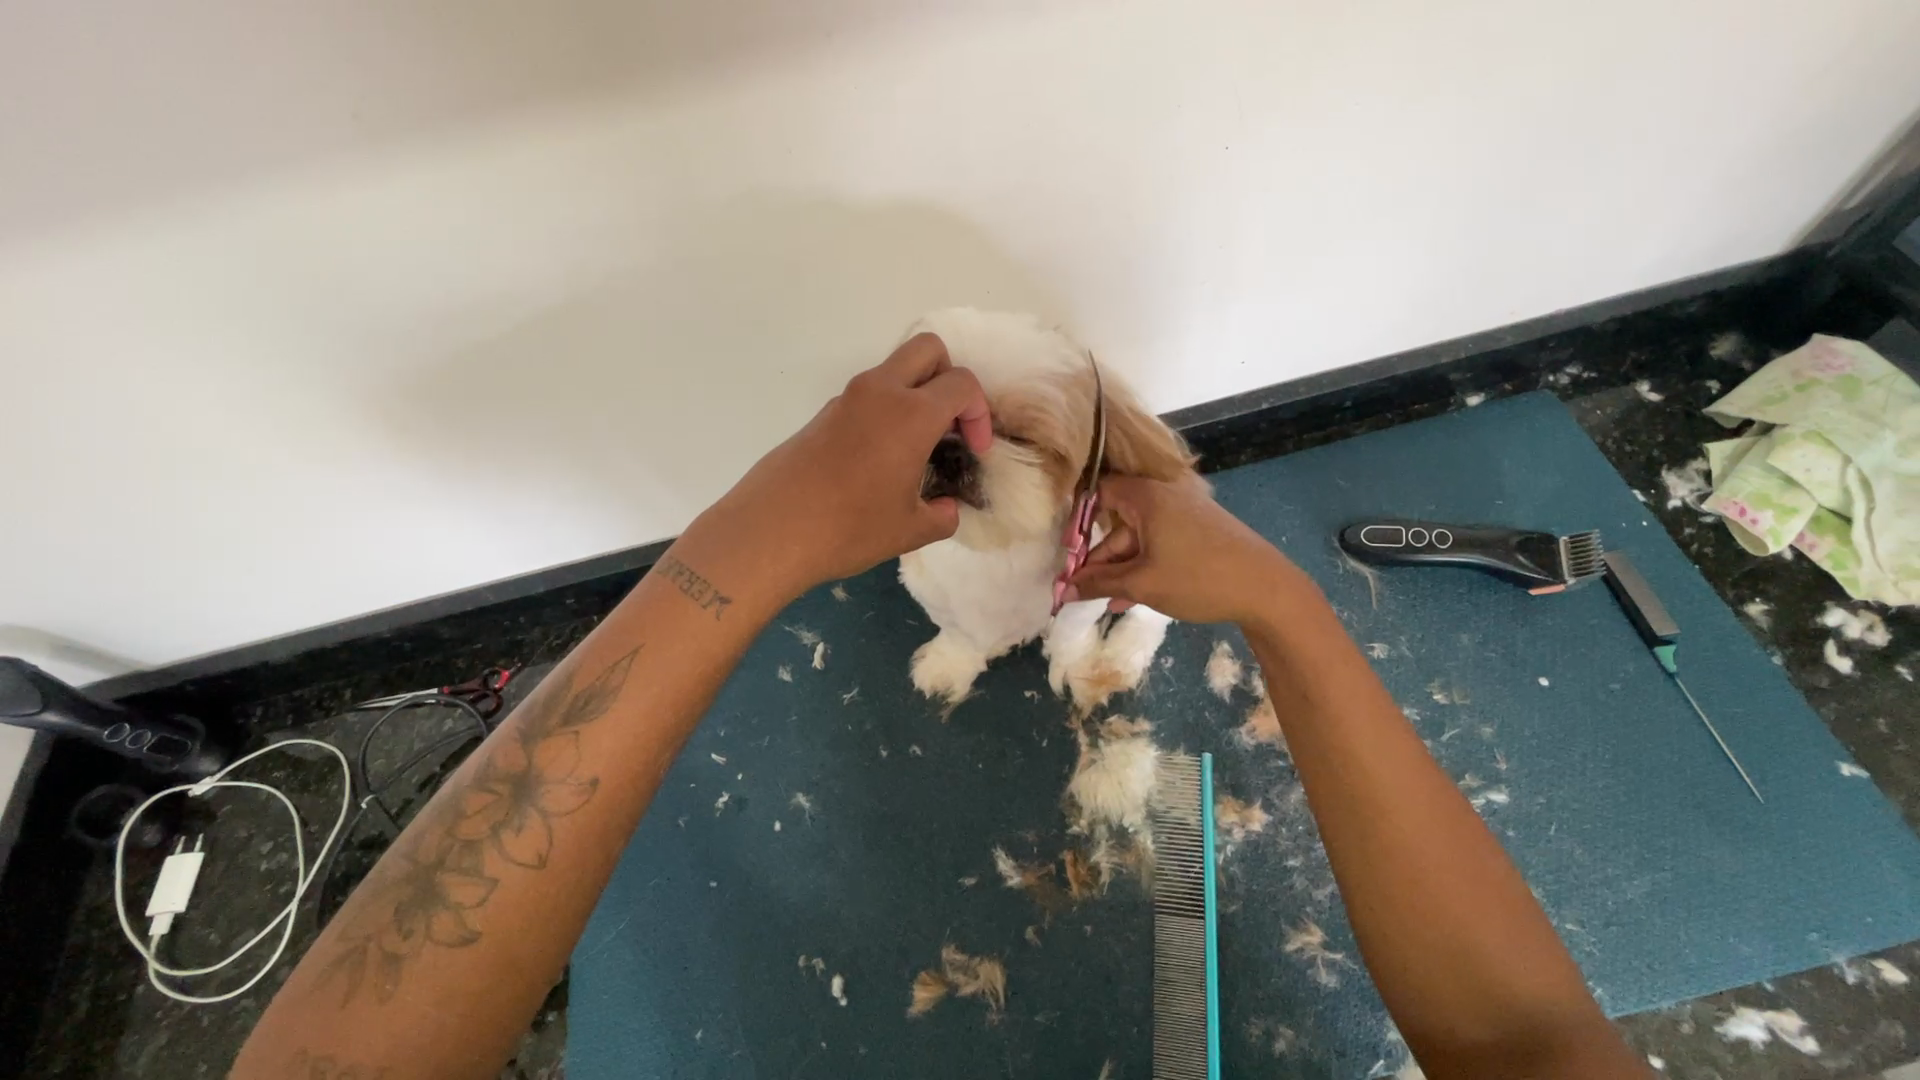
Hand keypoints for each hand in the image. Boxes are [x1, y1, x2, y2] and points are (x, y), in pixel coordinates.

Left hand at [691, 333, 991, 596]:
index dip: (979, 413)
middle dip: (950, 378)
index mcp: (911, 414)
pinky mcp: (823, 415)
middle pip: (928, 349)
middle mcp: (880, 393)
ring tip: (917, 448)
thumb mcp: (910, 530)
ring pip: (894, 371)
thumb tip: (947, 509)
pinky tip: (880, 461)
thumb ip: (942, 516)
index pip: (962, 383)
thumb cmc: (849, 529)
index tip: (975, 451)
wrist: (771, 532)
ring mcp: (846, 400)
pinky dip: (886, 412)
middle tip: (950, 425)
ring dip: (915, 395)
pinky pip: (867, 396)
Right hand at [1066, 475, 1310, 624]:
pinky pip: (1159, 544)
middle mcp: (1165, 495)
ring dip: (1120, 568)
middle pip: (1118, 521)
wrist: (1267, 589)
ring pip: (1139, 538)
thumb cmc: (1198, 578)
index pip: (1100, 490)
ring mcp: (1185, 513)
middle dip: (1099, 557)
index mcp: (1148, 496)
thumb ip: (1100, 584)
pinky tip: (1128, 599)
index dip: (1078, 519)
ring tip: (1104, 602)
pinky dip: (1143, 566)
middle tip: (1080, 589)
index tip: (1067, 550)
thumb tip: (1064, 590)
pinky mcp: (1199, 531)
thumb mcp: (1142, 584)